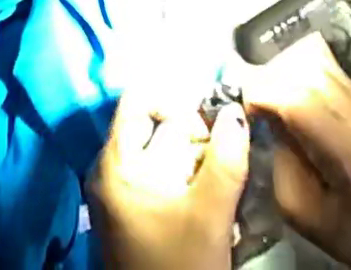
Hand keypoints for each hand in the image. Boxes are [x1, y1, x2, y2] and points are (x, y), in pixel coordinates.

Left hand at [88, 84, 250, 269]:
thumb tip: (237, 110)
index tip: (210, 115)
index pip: (139, 100)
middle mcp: (113, 170)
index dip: (175, 98)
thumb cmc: (177, 268)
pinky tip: (216, 189)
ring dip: (199, 154)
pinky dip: (191, 175)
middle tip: (228, 141)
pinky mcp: (138, 214)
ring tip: (228, 164)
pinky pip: (165, 176)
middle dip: (196, 130)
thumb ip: (225, 158)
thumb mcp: (207, 214)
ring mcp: (124, 194)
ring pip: (165, 152)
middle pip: (156, 125)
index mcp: (116, 163)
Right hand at [244, 36, 350, 269]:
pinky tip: (288, 87)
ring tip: (268, 93)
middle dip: (269, 79)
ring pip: (314, 61)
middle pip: (304, 72)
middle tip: (252, 100)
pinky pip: (323, 64)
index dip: (263, 95)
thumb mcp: (302, 211)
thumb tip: (262, 121)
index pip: (298, 100)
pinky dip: (298, 68)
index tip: (244, 108)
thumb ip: (278, 162)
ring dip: (283, 70)